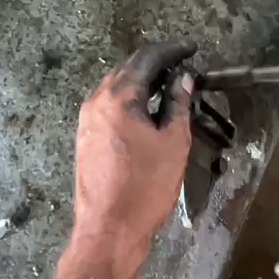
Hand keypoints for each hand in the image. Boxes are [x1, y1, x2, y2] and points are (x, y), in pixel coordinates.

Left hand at [72, 42, 196, 260]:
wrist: (109, 229)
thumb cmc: (146, 186)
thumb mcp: (173, 142)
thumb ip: (178, 104)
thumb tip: (184, 77)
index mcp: (118, 97)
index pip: (147, 59)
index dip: (172, 51)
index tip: (192, 49)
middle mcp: (96, 101)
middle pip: (127, 68)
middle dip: (156, 62)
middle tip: (183, 64)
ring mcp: (87, 119)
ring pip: (116, 85)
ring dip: (141, 79)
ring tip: (169, 83)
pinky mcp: (86, 136)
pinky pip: (109, 103)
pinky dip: (130, 96)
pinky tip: (147, 107)